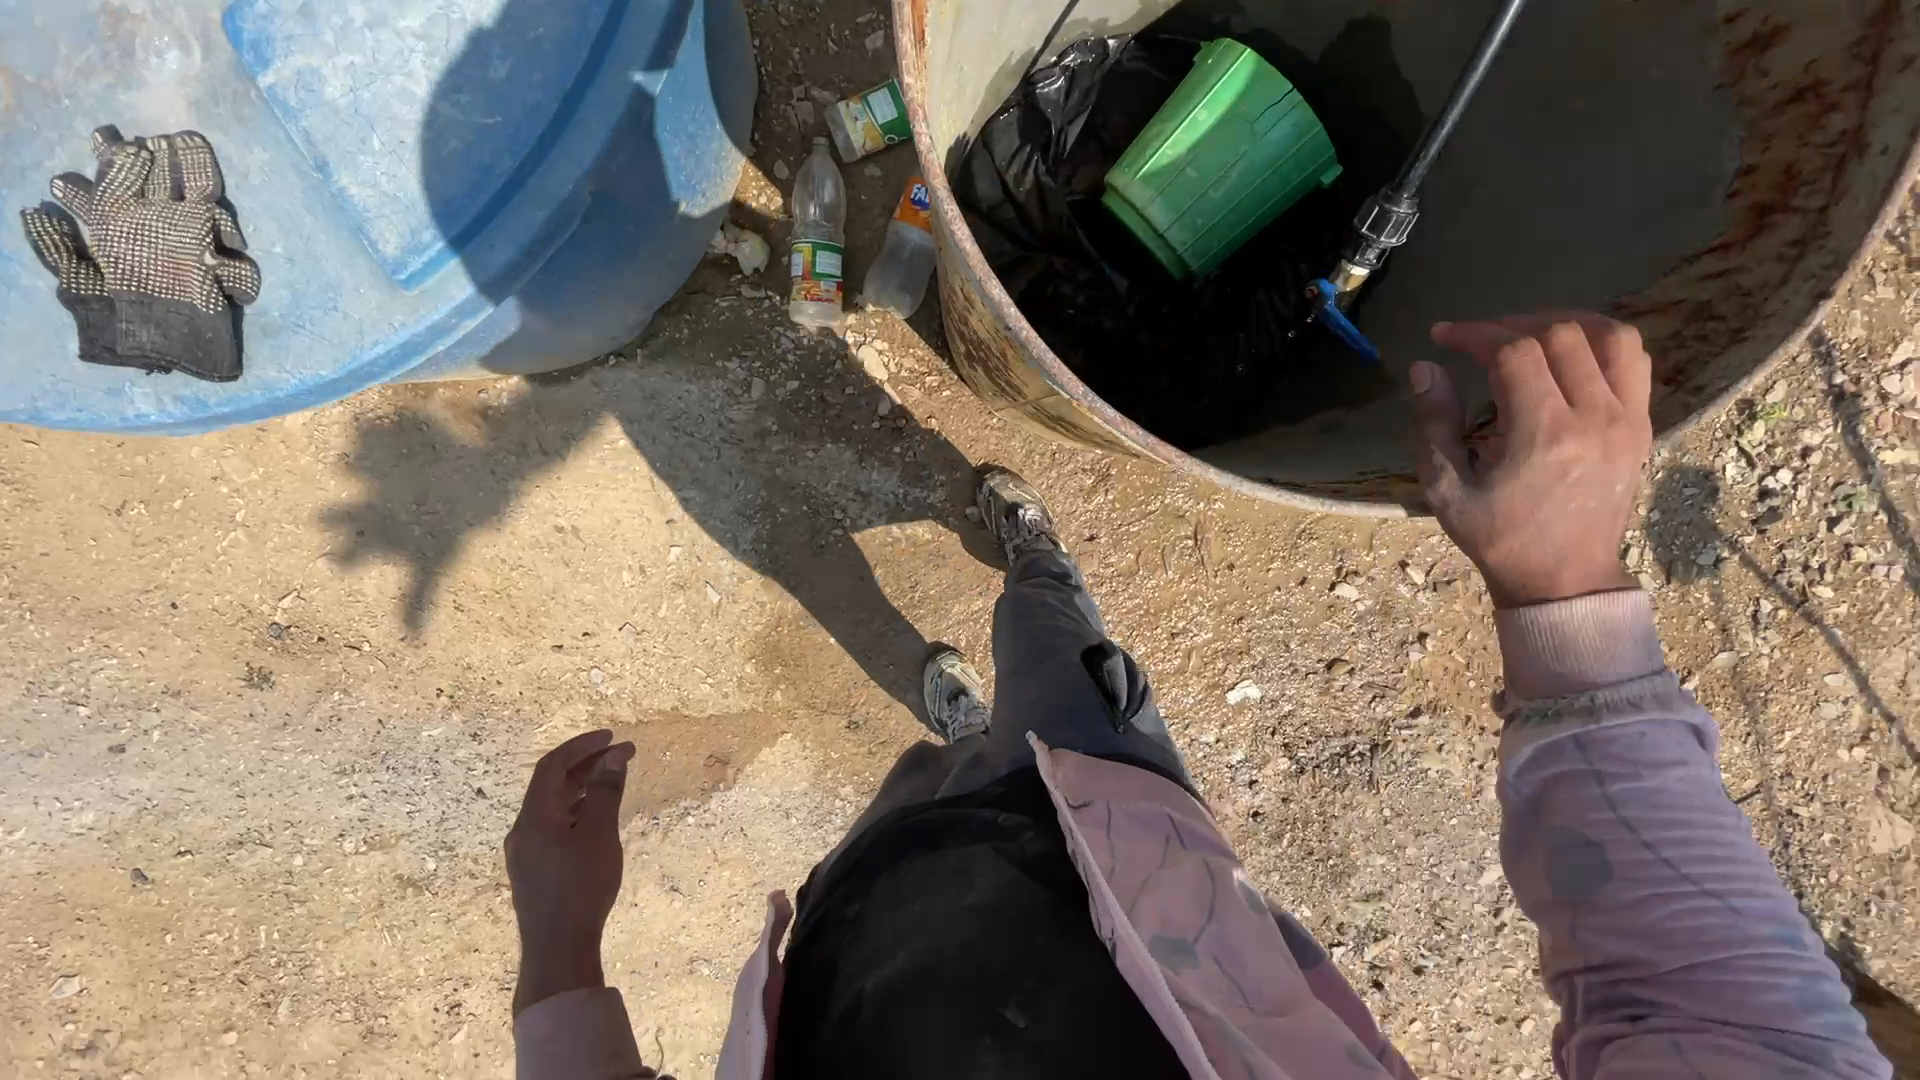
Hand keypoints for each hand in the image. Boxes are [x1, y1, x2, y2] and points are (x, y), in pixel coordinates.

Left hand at [506, 729, 634, 1014]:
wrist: (558, 949)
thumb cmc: (581, 886)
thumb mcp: (600, 835)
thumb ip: (606, 792)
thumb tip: (614, 756)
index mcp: (533, 817)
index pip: (553, 766)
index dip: (582, 746)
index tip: (612, 736)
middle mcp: (523, 829)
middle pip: (552, 783)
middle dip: (588, 763)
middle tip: (624, 754)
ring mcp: (527, 850)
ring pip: (554, 804)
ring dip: (584, 786)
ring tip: (616, 779)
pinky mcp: (535, 868)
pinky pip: (556, 823)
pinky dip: (579, 808)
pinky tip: (601, 815)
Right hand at [1410, 314, 1652, 608]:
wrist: (1563, 577)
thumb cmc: (1496, 536)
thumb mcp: (1445, 488)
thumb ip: (1434, 424)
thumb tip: (1424, 367)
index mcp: (1542, 433)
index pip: (1514, 352)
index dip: (1474, 334)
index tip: (1442, 336)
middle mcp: (1595, 416)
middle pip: (1561, 334)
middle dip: (1511, 325)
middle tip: (1476, 338)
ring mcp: (1627, 418)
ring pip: (1610, 336)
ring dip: (1564, 323)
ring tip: (1526, 334)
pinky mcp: (1642, 425)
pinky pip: (1633, 361)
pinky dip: (1599, 343)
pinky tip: (1567, 356)